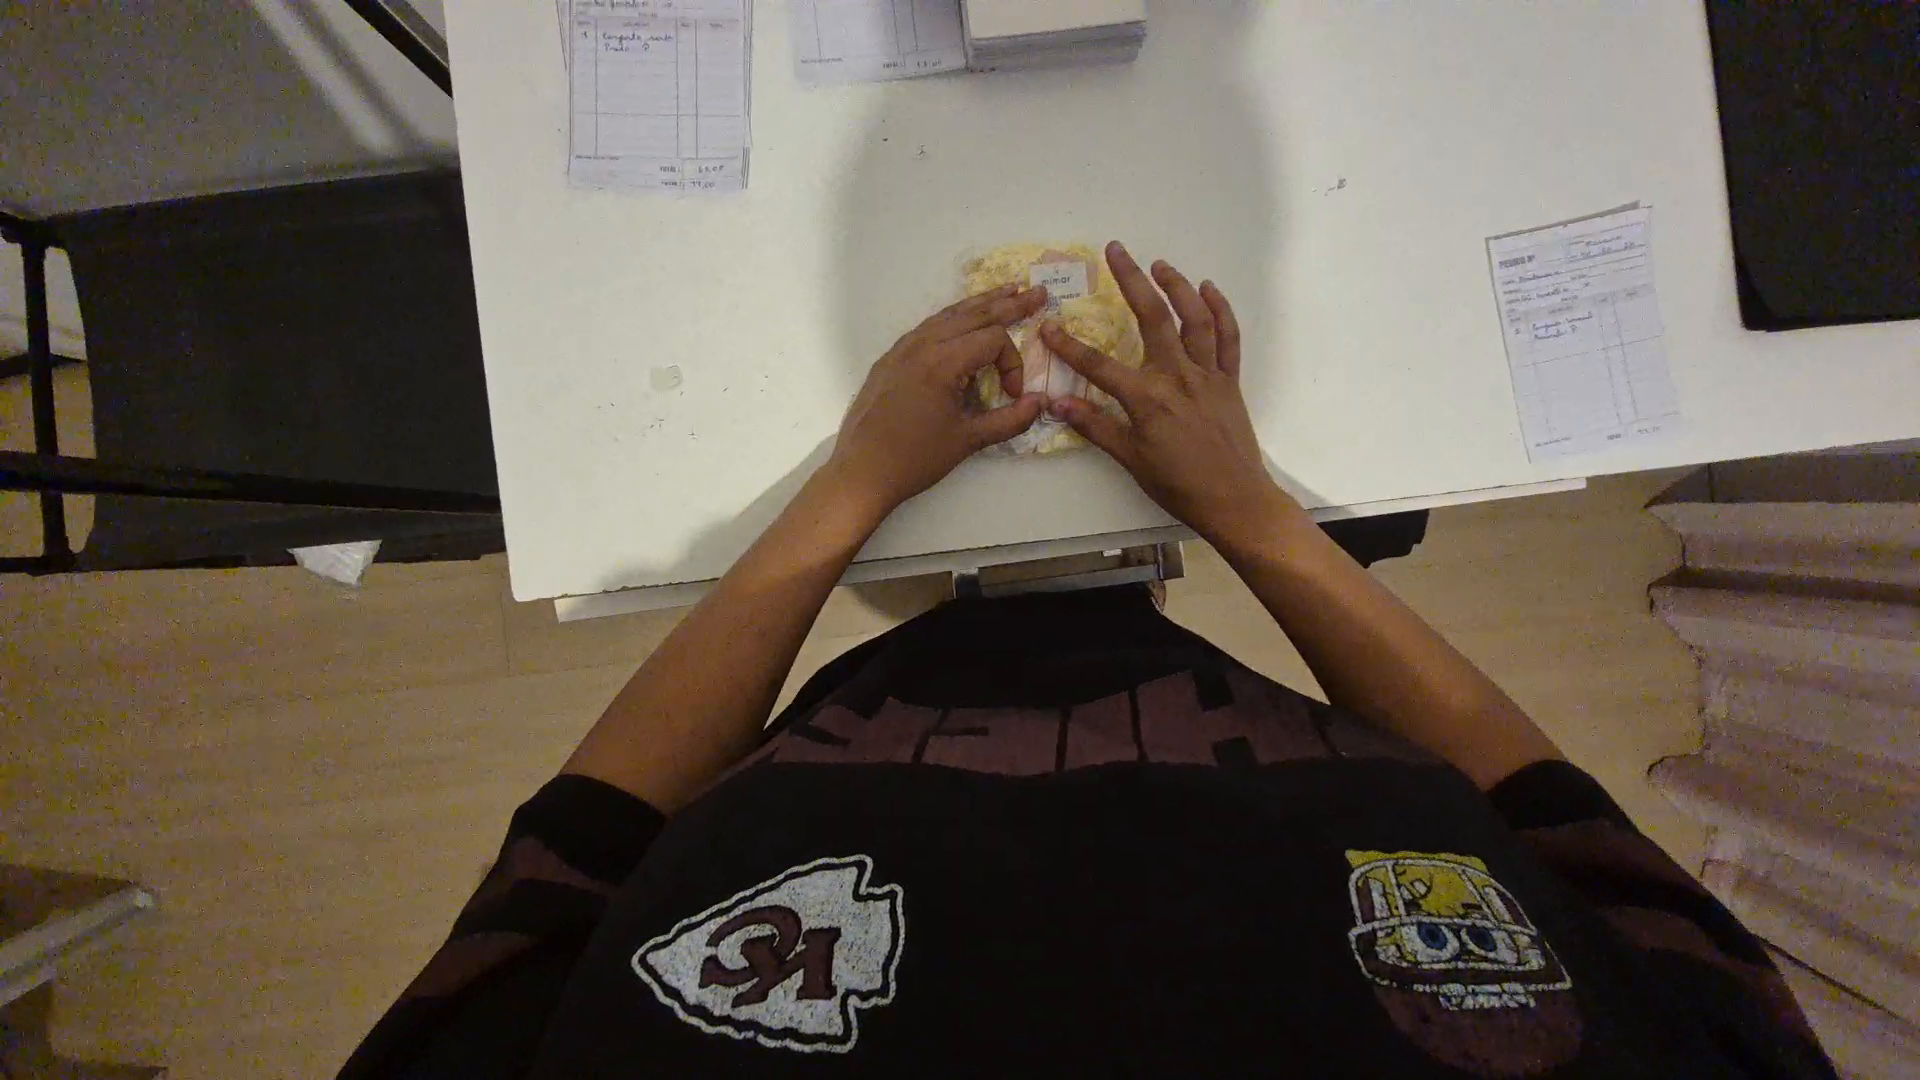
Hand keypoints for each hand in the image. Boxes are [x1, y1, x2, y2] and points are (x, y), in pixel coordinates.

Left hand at [827, 284, 1050, 515]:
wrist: (862, 471)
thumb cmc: (915, 458)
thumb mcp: (969, 440)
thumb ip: (1010, 420)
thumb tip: (1041, 403)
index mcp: (942, 362)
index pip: (992, 340)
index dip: (1012, 363)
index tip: (1011, 395)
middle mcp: (922, 344)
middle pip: (973, 314)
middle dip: (1009, 304)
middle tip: (1038, 292)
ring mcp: (902, 348)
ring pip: (948, 314)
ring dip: (980, 304)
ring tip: (1006, 291)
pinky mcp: (891, 358)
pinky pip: (928, 326)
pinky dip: (953, 318)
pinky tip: (962, 319)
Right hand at [1041, 242, 1305, 548]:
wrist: (1233, 499)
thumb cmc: (1177, 484)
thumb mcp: (1130, 459)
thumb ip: (1095, 428)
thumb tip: (1057, 407)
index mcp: (1147, 398)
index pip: (1099, 366)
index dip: (1070, 346)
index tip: (1048, 326)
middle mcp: (1177, 376)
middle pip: (1153, 317)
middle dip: (1132, 280)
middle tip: (1117, 250)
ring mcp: (1208, 375)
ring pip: (1194, 318)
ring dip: (1177, 286)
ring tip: (1160, 264)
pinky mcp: (1230, 380)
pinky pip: (1228, 338)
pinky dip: (1220, 310)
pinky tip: (1209, 290)